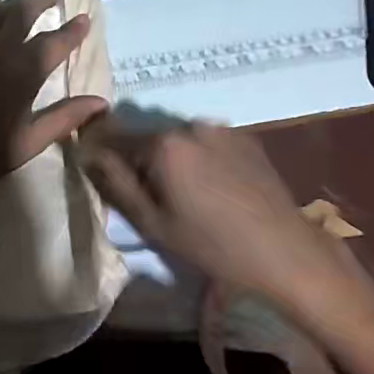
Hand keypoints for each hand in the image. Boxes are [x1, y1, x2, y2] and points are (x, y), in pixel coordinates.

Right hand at [83, 123, 355, 308]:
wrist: (283, 249)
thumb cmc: (211, 245)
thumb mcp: (154, 223)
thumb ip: (117, 184)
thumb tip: (89, 153)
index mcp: (164, 144)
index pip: (117, 139)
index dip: (105, 156)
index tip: (106, 177)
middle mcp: (191, 124)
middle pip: (151, 137)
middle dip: (143, 159)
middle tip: (152, 197)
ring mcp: (222, 128)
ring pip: (181, 139)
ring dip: (175, 158)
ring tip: (188, 195)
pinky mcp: (246, 137)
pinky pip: (209, 142)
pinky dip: (202, 158)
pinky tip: (215, 189)